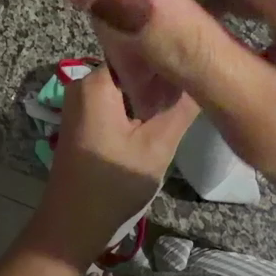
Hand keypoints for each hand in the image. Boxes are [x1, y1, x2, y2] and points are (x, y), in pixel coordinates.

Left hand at [27, 67, 198, 265]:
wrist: (72, 225)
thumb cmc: (112, 183)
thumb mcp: (156, 146)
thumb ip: (180, 109)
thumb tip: (204, 76)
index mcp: (95, 81)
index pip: (138, 49)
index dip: (167, 56)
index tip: (195, 65)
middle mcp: (82, 84)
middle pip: (132, 68)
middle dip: (160, 78)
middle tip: (194, 88)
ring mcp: (80, 104)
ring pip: (125, 88)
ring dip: (150, 97)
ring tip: (183, 103)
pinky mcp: (83, 122)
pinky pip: (115, 103)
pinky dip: (136, 110)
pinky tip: (158, 121)